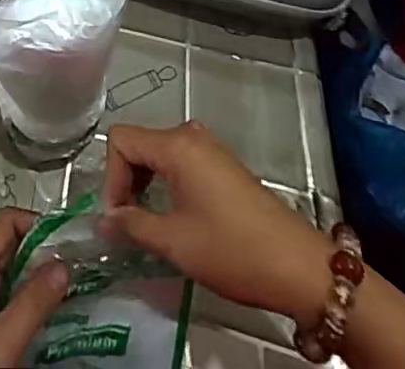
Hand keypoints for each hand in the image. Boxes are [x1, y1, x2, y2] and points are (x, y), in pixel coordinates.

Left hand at [0, 208, 68, 368]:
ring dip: (32, 282)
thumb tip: (60, 269)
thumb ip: (33, 302)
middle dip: (39, 256)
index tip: (64, 239)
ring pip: (4, 278)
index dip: (36, 225)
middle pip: (6, 249)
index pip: (4, 224)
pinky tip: (40, 319)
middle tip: (70, 269)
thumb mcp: (1, 338)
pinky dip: (21, 304)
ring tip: (62, 293)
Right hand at [97, 122, 330, 322]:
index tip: (115, 217)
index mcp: (176, 146)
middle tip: (124, 223)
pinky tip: (169, 216)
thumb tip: (103, 221)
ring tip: (143, 222)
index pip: (121, 141)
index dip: (110, 177)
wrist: (301, 267)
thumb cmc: (233, 250)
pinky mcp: (222, 165)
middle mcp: (191, 136)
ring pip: (157, 154)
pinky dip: (163, 184)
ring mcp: (209, 149)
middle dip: (124, 181)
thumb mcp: (175, 242)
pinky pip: (178, 162)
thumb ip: (132, 225)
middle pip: (138, 144)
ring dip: (143, 184)